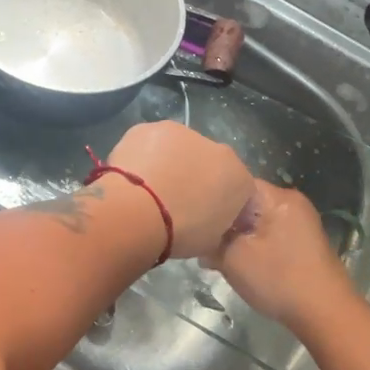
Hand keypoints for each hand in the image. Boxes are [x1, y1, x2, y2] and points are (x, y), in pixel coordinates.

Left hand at [100, 122, 254, 259]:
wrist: (137, 211)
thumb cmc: (179, 233)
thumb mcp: (210, 241)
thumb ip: (217, 226)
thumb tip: (209, 223)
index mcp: (239, 179)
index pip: (236, 187)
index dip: (217, 201)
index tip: (199, 213)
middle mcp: (217, 150)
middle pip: (207, 162)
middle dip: (193, 176)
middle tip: (170, 198)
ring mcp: (182, 134)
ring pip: (177, 147)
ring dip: (167, 161)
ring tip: (146, 184)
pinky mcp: (148, 128)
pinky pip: (148, 142)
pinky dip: (141, 153)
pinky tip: (129, 172)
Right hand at [203, 180, 357, 324]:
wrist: (326, 314)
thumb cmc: (278, 279)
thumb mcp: (231, 258)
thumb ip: (209, 240)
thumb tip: (197, 238)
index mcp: (277, 197)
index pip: (232, 182)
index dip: (207, 196)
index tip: (189, 213)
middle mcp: (291, 203)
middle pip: (242, 201)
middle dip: (219, 219)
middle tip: (196, 236)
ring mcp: (298, 222)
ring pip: (252, 219)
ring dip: (232, 233)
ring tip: (210, 251)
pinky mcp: (300, 241)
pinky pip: (265, 233)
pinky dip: (248, 242)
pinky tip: (233, 260)